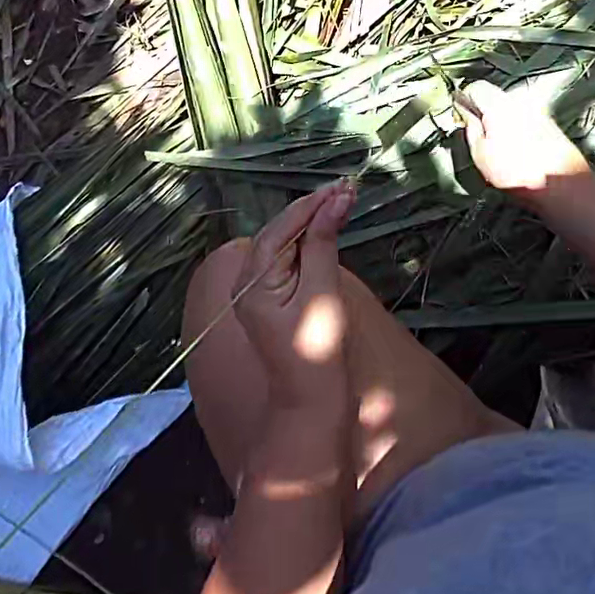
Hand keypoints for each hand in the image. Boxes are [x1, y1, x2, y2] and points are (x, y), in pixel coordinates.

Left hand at [234, 180, 355, 409]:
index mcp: (251, 283)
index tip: (343, 187)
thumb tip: (335, 202)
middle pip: (279, 234)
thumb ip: (323, 244)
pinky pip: (289, 262)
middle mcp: (247, 284)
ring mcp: (259, 294)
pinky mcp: (275, 302)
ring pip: (284, 246)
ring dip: (312, 224)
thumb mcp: (322, 292)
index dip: (312, 205)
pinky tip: (328, 231)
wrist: (312, 407)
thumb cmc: (318, 352)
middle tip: (347, 191)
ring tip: (342, 203)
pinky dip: (310, 244)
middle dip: (313, 210)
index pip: (280, 230)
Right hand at [454, 80, 590, 202]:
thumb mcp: (481, 155)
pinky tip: (518, 150)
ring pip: (510, 108)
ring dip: (502, 120)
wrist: (563, 188)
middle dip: (484, 111)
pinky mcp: (550, 122)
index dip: (464, 100)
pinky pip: (525, 118)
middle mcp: (521, 101)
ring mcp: (538, 109)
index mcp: (500, 104)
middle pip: (494, 97)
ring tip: (500, 147)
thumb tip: (466, 114)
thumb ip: (471, 128)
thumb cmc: (519, 174)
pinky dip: (518, 127)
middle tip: (478, 134)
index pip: (475, 87)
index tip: (460, 114)